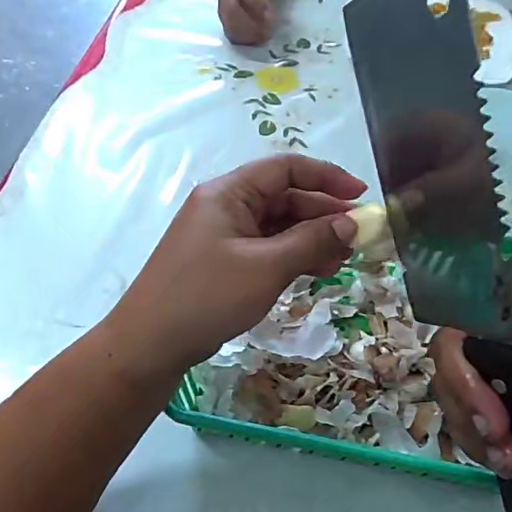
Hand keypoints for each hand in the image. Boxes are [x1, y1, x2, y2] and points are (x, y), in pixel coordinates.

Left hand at [104, 155, 365, 381]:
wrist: (149, 343)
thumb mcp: (266, 268)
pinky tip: (314, 272)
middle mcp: (221, 206)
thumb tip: (351, 223)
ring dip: (309, 238)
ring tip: (342, 260)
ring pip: (274, 226)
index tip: (361, 197)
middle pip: (281, 197)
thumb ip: (312, 241)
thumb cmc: (207, 297)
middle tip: (358, 238)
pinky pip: (261, 249)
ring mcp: (217, 235)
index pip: (285, 168)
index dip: (327, 177)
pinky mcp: (217, 262)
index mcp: (227, 193)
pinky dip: (288, 256)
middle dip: (322, 214)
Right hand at [429, 251, 511, 511]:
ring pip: (446, 389)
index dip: (458, 323)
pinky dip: (476, 445)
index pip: (474, 303)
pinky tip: (509, 462)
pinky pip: (454, 424)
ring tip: (511, 452)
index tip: (462, 354)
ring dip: (473, 424)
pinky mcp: (486, 425)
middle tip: (497, 423)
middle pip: (450, 350)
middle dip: (466, 391)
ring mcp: (494, 388)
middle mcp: (507, 349)